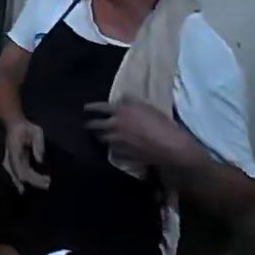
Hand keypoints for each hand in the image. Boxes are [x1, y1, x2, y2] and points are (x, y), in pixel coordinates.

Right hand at [3, 119, 50, 191]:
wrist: (14, 124)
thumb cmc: (26, 127)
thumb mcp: (36, 131)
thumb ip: (38, 144)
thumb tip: (40, 161)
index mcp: (15, 150)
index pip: (23, 170)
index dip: (34, 178)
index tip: (46, 179)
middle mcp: (10, 158)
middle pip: (21, 176)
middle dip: (35, 182)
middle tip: (48, 184)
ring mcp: (9, 161)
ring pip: (17, 177)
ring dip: (30, 182)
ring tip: (43, 185)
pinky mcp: (10, 162)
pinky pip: (15, 175)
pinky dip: (19, 182)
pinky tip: (22, 190)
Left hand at [85, 99, 201, 169]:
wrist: (169, 145)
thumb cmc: (160, 121)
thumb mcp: (145, 105)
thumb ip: (129, 102)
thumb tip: (119, 99)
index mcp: (120, 112)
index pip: (100, 108)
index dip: (92, 107)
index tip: (85, 108)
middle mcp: (115, 127)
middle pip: (96, 125)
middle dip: (90, 125)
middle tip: (87, 125)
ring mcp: (119, 142)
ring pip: (103, 139)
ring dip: (100, 136)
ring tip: (99, 136)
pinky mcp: (125, 155)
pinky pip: (113, 151)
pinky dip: (112, 148)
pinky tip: (113, 148)